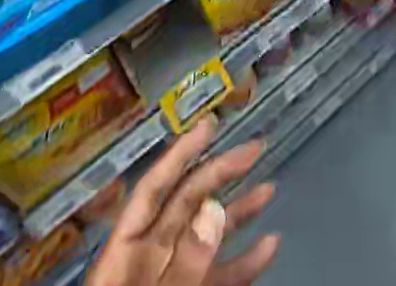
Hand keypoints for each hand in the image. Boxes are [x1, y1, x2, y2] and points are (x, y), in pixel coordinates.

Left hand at [86, 118, 280, 285]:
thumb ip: (182, 264)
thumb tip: (213, 208)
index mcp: (125, 252)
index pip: (154, 188)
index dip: (181, 153)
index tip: (210, 124)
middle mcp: (148, 260)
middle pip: (187, 206)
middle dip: (221, 174)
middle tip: (256, 147)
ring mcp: (171, 282)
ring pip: (209, 239)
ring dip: (239, 213)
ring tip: (270, 187)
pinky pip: (220, 279)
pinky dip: (245, 263)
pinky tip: (271, 245)